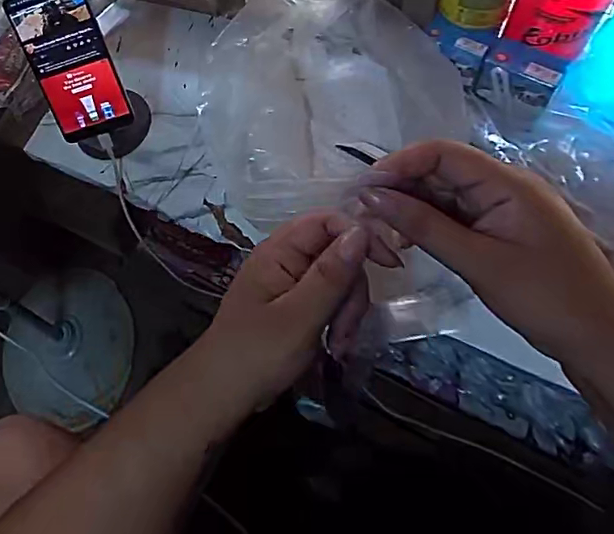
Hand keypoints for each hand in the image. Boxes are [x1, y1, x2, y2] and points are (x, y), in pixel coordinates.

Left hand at [190, 212, 376, 411]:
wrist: (223, 393)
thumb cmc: (256, 353)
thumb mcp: (299, 316)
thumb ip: (331, 275)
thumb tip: (361, 231)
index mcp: (279, 249)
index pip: (328, 221)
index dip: (360, 235)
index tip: (390, 265)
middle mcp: (285, 256)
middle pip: (338, 252)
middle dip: (352, 289)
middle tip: (346, 329)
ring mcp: (291, 280)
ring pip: (339, 278)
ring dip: (347, 311)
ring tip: (338, 346)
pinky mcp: (296, 302)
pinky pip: (329, 299)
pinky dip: (338, 320)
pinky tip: (335, 347)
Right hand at [358, 140, 613, 364]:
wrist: (609, 346)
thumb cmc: (547, 300)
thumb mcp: (479, 263)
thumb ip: (424, 225)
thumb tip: (372, 196)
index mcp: (506, 182)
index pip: (442, 152)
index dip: (400, 163)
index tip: (366, 186)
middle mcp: (504, 185)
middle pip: (441, 170)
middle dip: (401, 185)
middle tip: (365, 210)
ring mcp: (505, 207)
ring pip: (446, 192)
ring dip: (413, 205)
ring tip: (381, 227)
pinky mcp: (504, 228)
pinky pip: (458, 214)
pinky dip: (431, 223)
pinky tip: (410, 239)